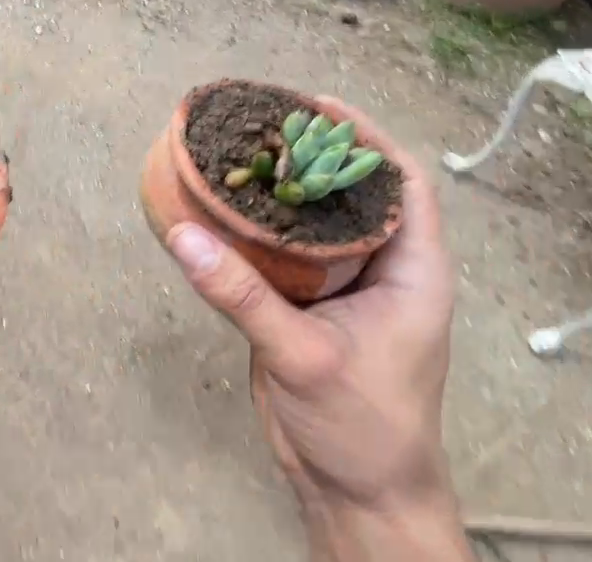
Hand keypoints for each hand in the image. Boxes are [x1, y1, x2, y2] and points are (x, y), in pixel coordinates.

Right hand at [161, 99, 471, 560]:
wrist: (354, 487)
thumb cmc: (361, 424)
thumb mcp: (304, 357)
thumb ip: (241, 294)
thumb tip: (180, 232)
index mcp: (411, 272)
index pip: (404, 187)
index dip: (366, 139)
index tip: (315, 105)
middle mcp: (379, 271)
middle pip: (351, 195)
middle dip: (310, 154)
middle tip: (257, 122)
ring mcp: (339, 289)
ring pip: (309, 222)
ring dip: (275, 189)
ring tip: (230, 153)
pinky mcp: (301, 306)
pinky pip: (276, 252)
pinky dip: (249, 227)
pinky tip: (213, 210)